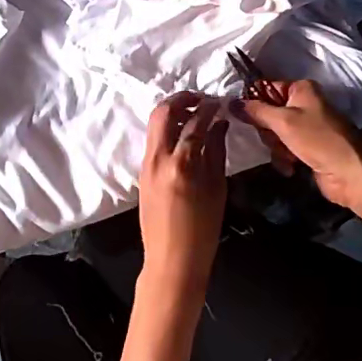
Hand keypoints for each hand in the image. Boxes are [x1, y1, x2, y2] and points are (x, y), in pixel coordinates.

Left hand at [137, 92, 227, 300]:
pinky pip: (154, 140)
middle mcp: (158, 158)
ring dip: (173, 112)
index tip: (219, 101)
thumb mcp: (217, 188)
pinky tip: (184, 135)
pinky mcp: (142, 171)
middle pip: (163, 112)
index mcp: (181, 164)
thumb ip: (216, 151)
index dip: (209, 107)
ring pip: (155, 123)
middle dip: (182, 99)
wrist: (172, 260)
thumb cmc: (203, 230)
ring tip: (195, 114)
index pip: (195, 122)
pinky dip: (168, 129)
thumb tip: (219, 123)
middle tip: (202, 100)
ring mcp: (146, 164)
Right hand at [231, 80, 361, 211]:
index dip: (253, 100)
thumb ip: (256, 111)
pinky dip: (285, 158)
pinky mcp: (307, 149)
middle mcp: (303, 105)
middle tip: (275, 138)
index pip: (266, 87)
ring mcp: (306, 128)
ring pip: (274, 133)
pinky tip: (291, 167)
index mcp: (301, 90)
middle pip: (267, 113)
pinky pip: (284, 149)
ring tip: (288, 156)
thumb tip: (232, 102)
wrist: (352, 174)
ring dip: (276, 147)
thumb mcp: (283, 121)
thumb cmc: (319, 139)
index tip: (241, 114)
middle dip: (267, 130)